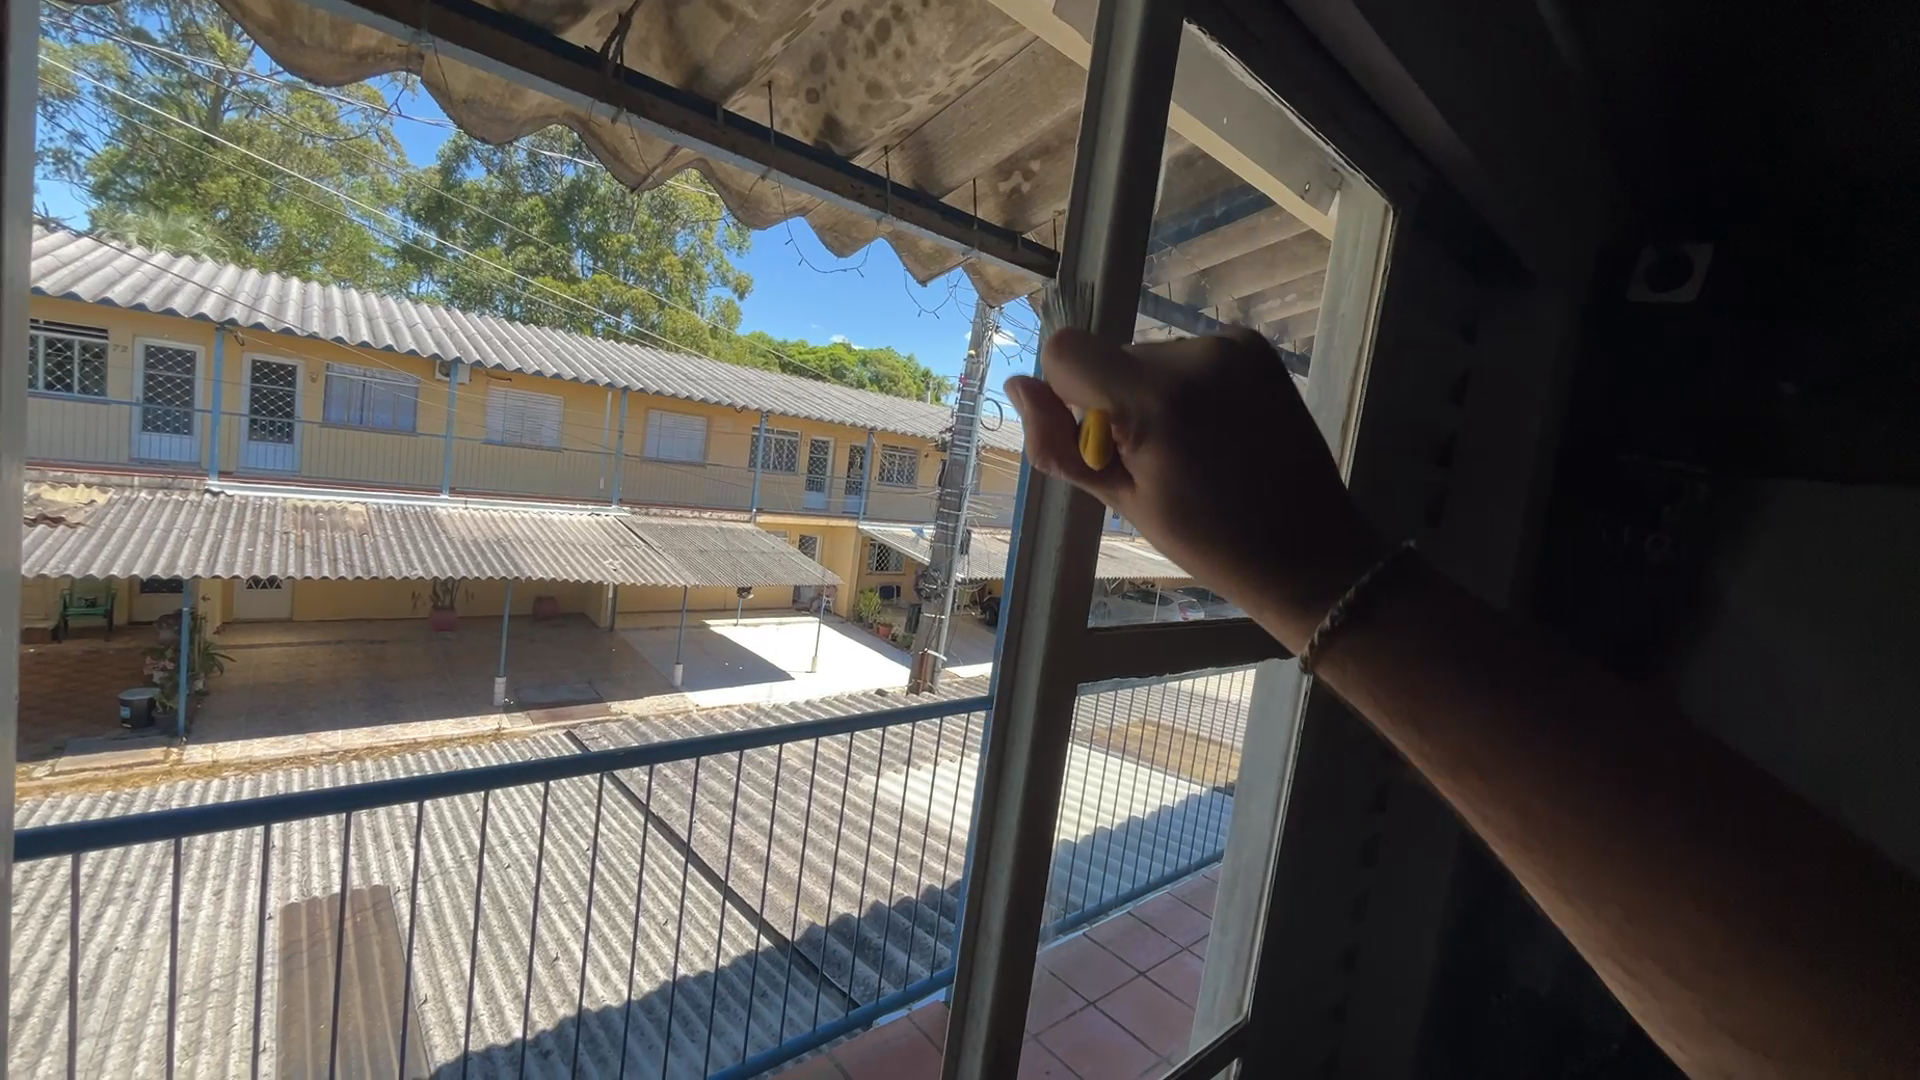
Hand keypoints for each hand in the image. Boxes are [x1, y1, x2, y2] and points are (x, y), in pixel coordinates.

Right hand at [1005, 328, 1380, 649]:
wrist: (1307, 548)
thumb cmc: (1208, 540)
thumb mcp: (1121, 500)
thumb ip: (1059, 445)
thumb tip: (1018, 387)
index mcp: (1159, 400)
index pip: (1066, 351)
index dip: (1066, 396)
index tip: (1102, 442)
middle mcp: (1196, 354)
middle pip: (1108, 357)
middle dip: (1112, 401)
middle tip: (1153, 460)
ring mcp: (1230, 345)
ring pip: (1145, 358)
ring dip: (1148, 395)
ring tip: (1189, 450)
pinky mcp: (1252, 347)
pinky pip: (1184, 357)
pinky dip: (1182, 387)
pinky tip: (1213, 430)